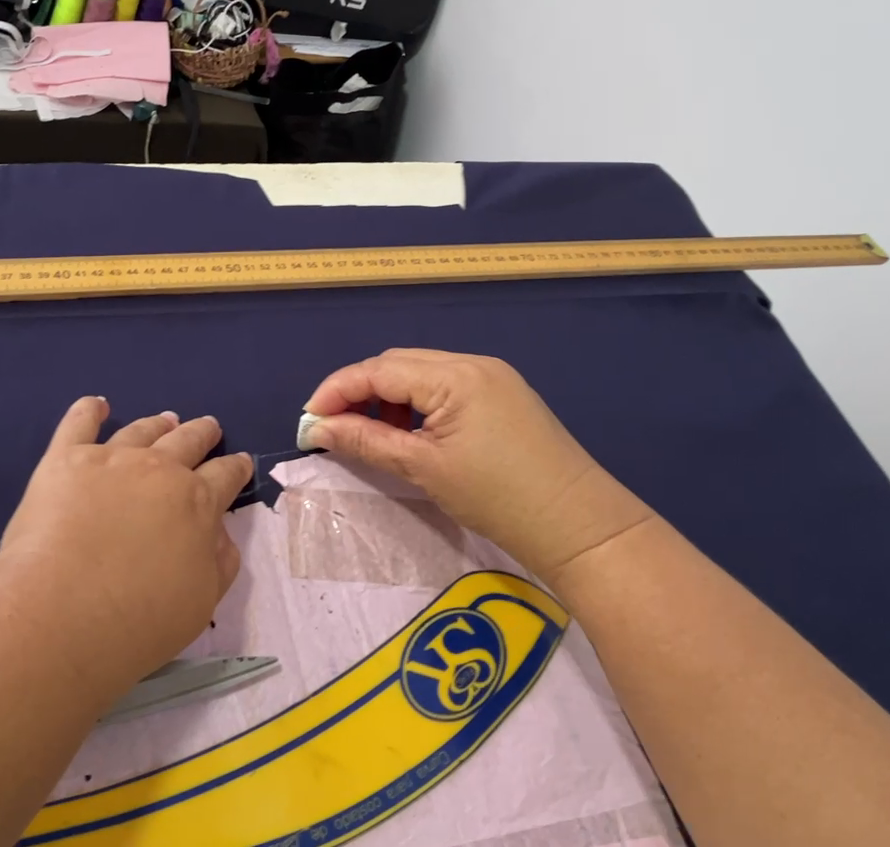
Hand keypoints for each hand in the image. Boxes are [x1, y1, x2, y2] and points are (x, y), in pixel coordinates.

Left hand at [0, 398, 253, 697]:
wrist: (62, 611)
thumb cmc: (138, 620)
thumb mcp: (201, 602)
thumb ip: (218, 562)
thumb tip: (219, 531)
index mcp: (197, 503)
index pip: (224, 477)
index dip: (235, 469)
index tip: (240, 463)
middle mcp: (158, 470)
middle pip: (187, 442)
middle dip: (201, 434)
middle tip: (209, 427)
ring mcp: (110, 459)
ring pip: (141, 430)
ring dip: (157, 423)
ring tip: (167, 418)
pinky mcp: (64, 459)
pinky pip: (79, 423)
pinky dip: (89, 410)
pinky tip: (96, 404)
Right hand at [302, 349, 654, 581]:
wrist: (580, 527)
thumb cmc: (498, 498)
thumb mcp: (423, 469)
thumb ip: (366, 441)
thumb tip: (318, 428)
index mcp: (454, 375)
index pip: (378, 370)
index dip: (336, 391)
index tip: (308, 422)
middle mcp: (473, 363)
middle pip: (397, 364)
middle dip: (360, 391)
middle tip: (334, 428)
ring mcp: (492, 377)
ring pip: (420, 374)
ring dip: (388, 397)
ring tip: (373, 435)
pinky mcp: (504, 395)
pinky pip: (445, 387)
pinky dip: (417, 405)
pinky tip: (411, 434)